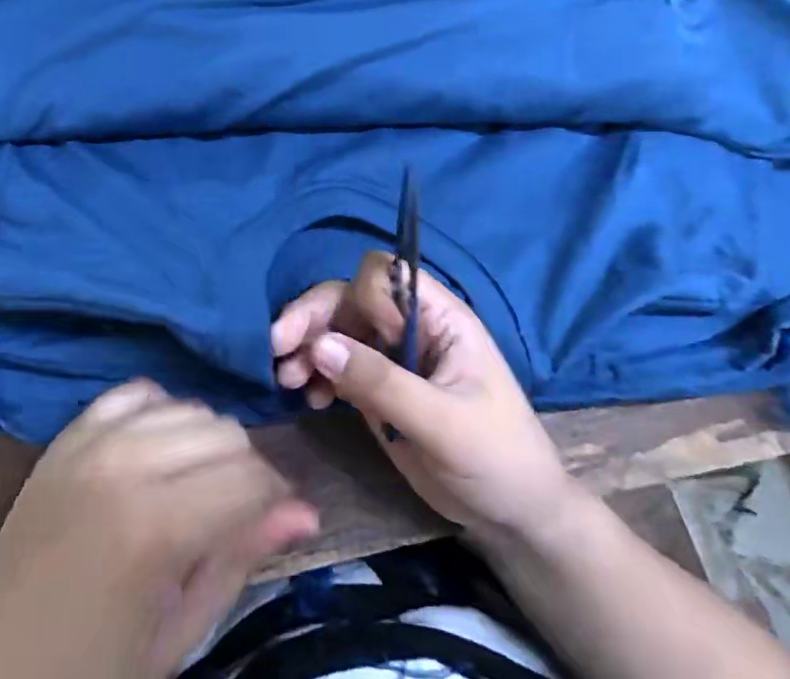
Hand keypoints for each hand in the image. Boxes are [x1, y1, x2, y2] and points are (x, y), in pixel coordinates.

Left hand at [0, 380, 318, 678]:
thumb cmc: (96, 668)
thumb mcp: (180, 630)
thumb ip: (242, 557)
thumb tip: (305, 511)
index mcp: (156, 526)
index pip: (251, 477)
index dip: (279, 496)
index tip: (284, 518)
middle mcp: (124, 465)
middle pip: (224, 431)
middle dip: (245, 469)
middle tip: (237, 513)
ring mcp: (87, 445)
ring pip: (185, 407)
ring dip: (205, 441)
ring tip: (197, 486)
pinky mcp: (62, 440)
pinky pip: (132, 395)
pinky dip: (157, 412)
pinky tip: (157, 449)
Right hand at [271, 251, 583, 539]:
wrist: (511, 514)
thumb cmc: (495, 458)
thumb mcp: (443, 422)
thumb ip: (383, 383)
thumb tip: (319, 345)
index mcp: (439, 317)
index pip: (387, 276)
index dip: (363, 299)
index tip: (355, 339)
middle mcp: (411, 328)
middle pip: (350, 298)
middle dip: (314, 317)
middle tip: (278, 348)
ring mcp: (391, 358)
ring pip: (337, 330)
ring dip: (306, 346)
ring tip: (288, 381)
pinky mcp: (377, 388)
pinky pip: (336, 366)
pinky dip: (316, 374)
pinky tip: (310, 399)